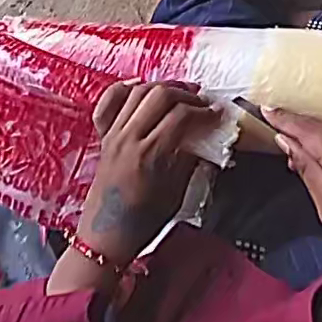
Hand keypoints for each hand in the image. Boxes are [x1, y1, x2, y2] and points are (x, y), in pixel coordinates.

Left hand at [76, 81, 218, 263]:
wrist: (105, 236)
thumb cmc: (143, 221)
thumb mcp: (176, 193)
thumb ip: (190, 161)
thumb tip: (206, 138)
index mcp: (150, 154)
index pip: (181, 116)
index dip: (204, 111)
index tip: (217, 113)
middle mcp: (129, 137)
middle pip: (160, 95)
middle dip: (185, 94)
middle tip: (202, 101)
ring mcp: (113, 133)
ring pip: (138, 92)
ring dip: (162, 86)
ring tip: (180, 92)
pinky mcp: (103, 135)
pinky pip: (110, 101)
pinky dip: (124, 88)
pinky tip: (140, 85)